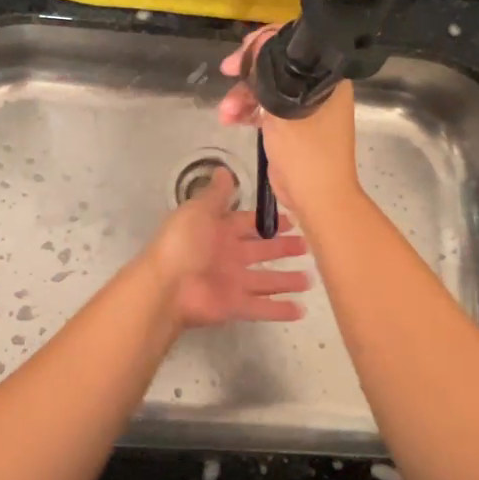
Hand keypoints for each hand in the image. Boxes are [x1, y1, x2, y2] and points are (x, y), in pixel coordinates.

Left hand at [145, 167, 310, 327]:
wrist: (168, 286)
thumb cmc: (184, 243)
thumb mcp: (199, 210)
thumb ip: (216, 194)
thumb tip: (223, 169)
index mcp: (218, 231)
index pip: (248, 223)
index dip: (268, 222)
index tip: (292, 220)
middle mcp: (227, 255)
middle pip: (260, 251)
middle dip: (282, 248)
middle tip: (307, 246)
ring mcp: (232, 282)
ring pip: (265, 280)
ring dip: (286, 280)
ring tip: (310, 279)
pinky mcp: (235, 306)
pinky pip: (262, 307)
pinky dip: (280, 309)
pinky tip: (301, 310)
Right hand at [217, 25, 363, 215]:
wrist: (318, 198)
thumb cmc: (307, 151)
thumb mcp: (282, 107)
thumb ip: (268, 73)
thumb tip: (258, 43)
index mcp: (326, 78)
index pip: (295, 45)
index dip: (264, 43)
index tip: (241, 51)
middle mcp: (318, 89)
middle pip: (278, 68)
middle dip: (248, 73)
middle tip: (225, 72)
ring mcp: (306, 110)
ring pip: (269, 90)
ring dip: (243, 97)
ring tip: (225, 113)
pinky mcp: (293, 128)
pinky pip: (268, 110)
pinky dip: (249, 112)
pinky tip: (231, 120)